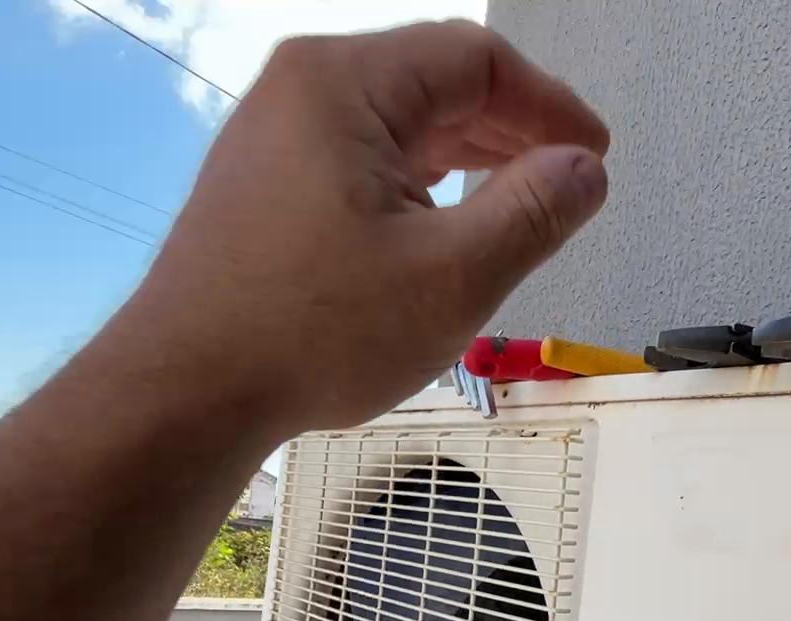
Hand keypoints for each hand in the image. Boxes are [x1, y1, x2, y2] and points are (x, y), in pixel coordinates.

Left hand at [112, 20, 609, 435]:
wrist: (193, 390)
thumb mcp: (454, 276)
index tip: (597, 156)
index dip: (551, 104)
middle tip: (571, 184)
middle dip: (516, 131)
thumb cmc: (326, 332)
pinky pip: (370, 165)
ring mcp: (282, 140)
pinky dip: (428, 186)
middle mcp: (306, 92)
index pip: (475, 60)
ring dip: (475, 160)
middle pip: (437, 85)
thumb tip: (588, 167)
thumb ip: (533, 213)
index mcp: (347, 85)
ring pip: (403, 129)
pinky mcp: (274, 189)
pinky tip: (452, 223)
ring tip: (526, 202)